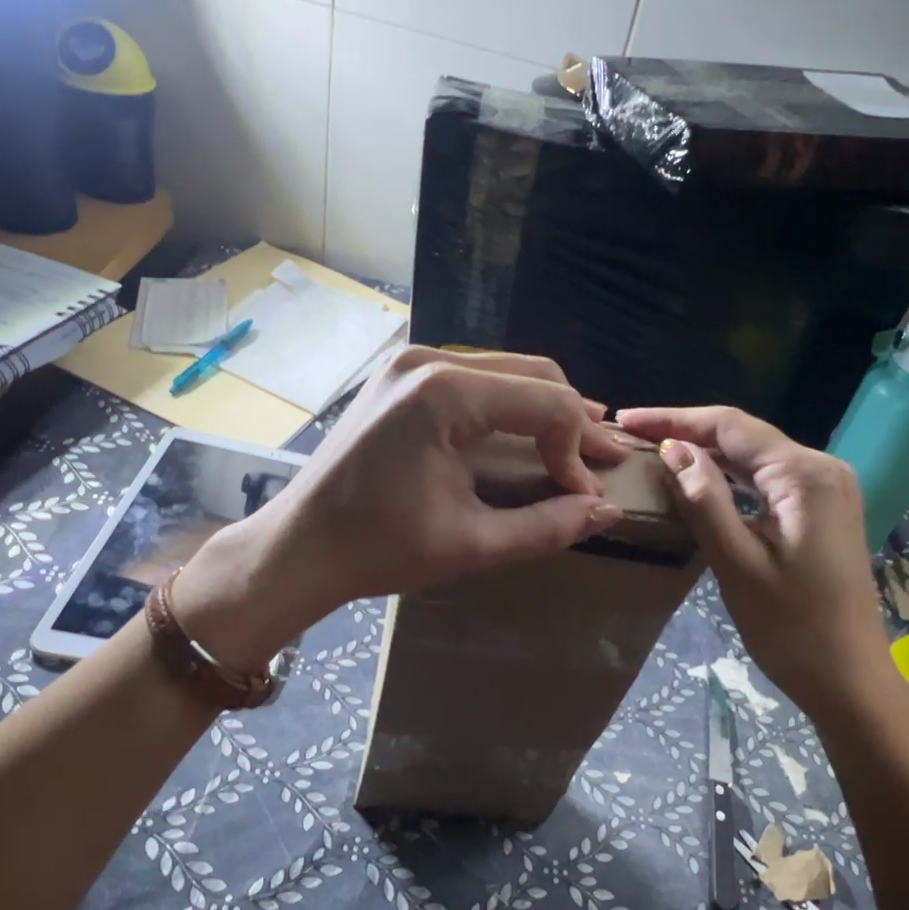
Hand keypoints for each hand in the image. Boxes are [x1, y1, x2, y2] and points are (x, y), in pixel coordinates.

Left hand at [174, 348, 628, 667]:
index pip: (549, 402)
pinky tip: (526, 430)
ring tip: (578, 446)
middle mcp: (429, 360)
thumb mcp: (471, 544)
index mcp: (445, 394)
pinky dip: (508, 406)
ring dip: (544, 410)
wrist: (300, 546)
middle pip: (534, 374)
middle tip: (603, 462)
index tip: (582, 498)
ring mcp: (410, 363)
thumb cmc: (378, 548)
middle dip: (572, 422)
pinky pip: (474, 378)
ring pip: (506, 372)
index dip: (577, 451)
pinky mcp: (399, 377)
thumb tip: (608, 513)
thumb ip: (547, 526)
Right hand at [616, 406, 888, 711]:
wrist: (848, 679)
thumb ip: (704, 500)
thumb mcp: (737, 564)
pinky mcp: (823, 511)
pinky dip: (731, 478)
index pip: (731, 427)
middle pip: (745, 437)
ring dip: (707, 453)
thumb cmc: (791, 628)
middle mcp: (823, 468)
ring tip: (654, 450)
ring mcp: (827, 490)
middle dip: (688, 431)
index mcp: (805, 474)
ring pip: (756, 458)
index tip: (626, 418)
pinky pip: (768, 481)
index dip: (674, 419)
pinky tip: (699, 480)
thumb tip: (673, 448)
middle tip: (632, 434)